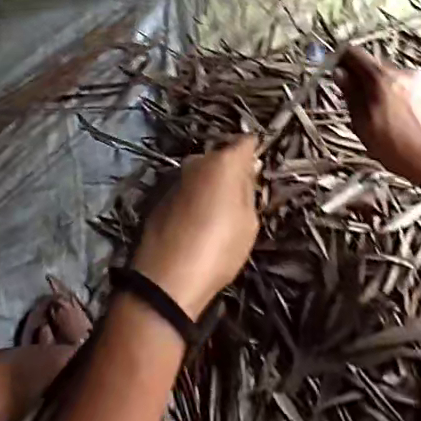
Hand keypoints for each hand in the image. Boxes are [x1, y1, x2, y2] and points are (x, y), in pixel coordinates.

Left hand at [130, 135, 261, 316]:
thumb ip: (248, 190)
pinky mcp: (160, 195)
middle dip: (232, 169)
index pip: (246, 142)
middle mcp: (197, 161)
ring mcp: (176, 177)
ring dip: (211, 184)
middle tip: (242, 195)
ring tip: (219, 212)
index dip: (255, 151)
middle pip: (221, 156)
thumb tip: (246, 172)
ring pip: (202, 172)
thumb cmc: (219, 248)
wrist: (167, 278)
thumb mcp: (249, 222)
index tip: (260, 167)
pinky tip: (198, 222)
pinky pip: (187, 189)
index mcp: (223, 162)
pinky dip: (194, 198)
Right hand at [338, 46, 420, 191]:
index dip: (346, 62)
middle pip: (382, 69)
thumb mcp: (366, 129)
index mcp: (382, 80)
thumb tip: (341, 74)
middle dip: (374, 84)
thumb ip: (352, 97)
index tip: (344, 75)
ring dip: (399, 95)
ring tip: (403, 123)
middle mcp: (407, 73)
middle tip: (374, 110)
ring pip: (406, 82)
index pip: (355, 54)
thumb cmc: (403, 152)